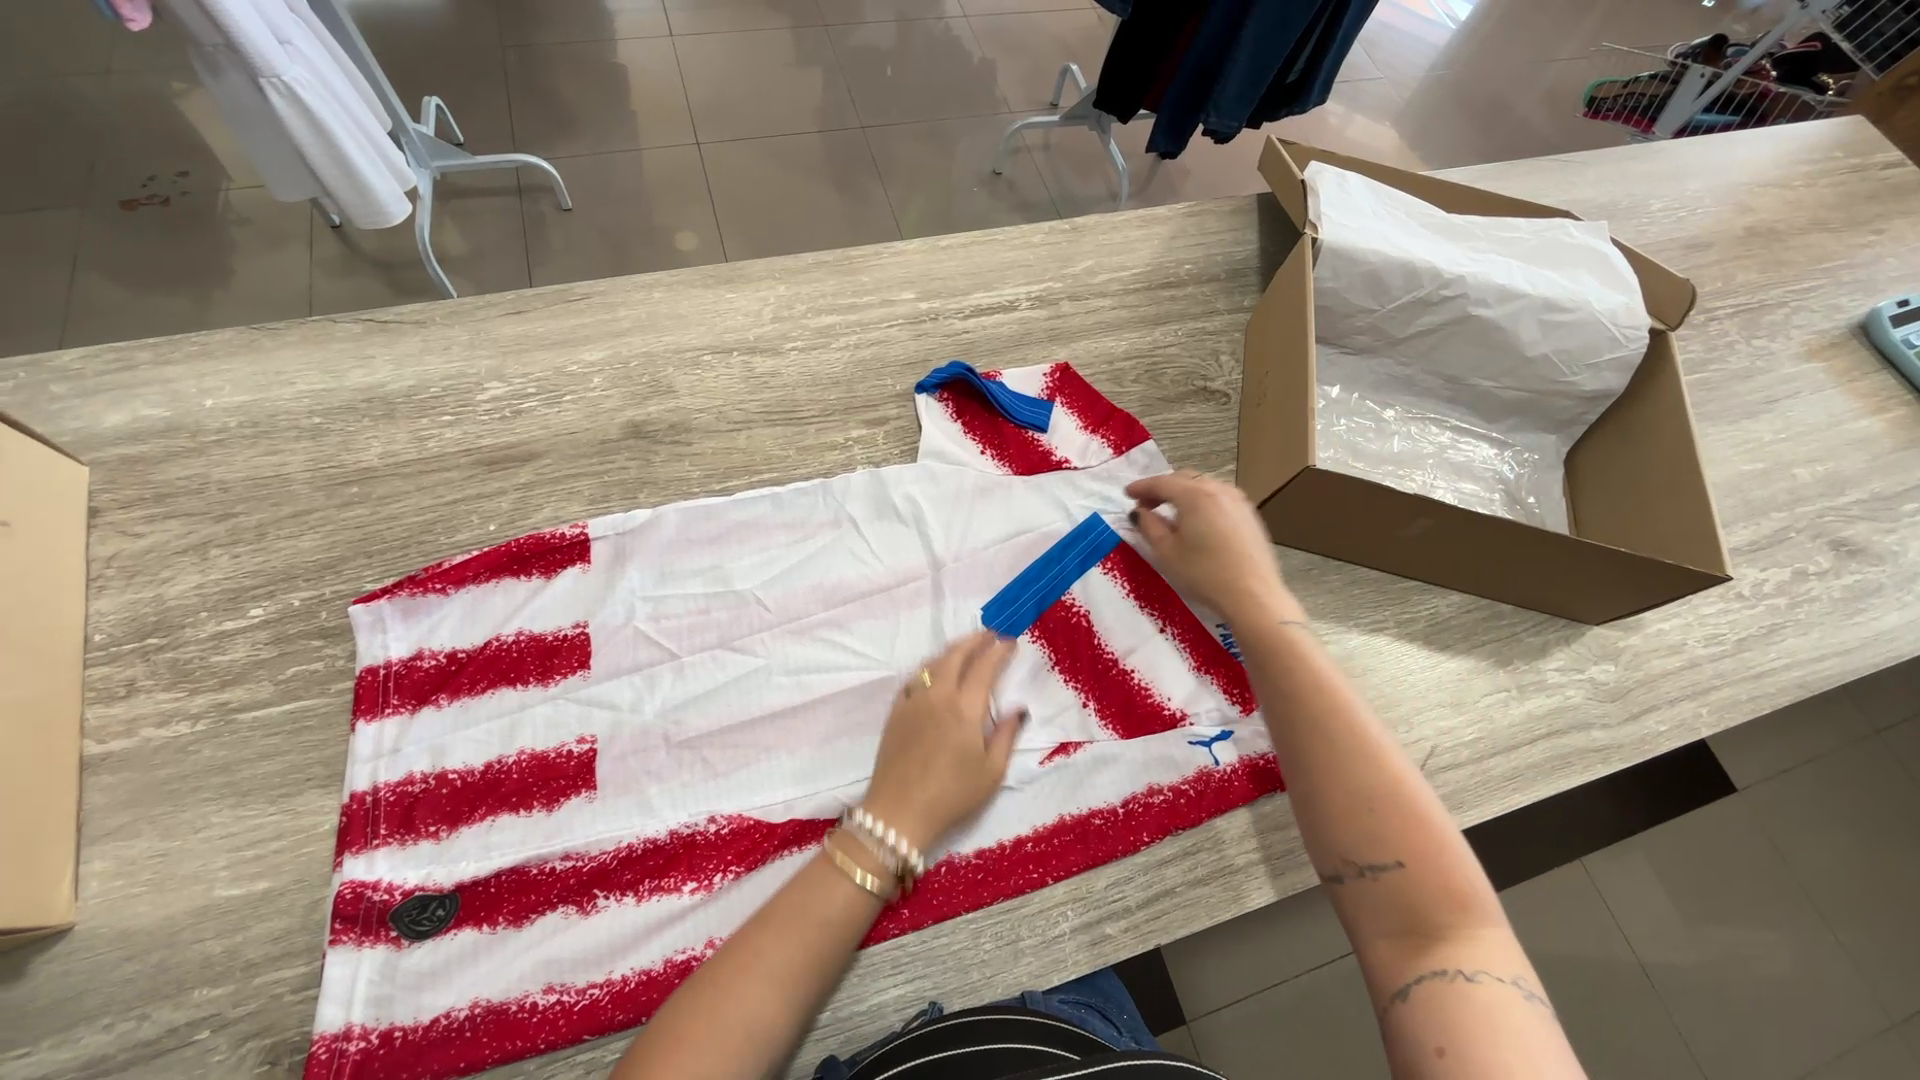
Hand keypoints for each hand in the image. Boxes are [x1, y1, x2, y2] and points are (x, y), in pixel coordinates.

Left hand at [863, 631, 1024, 851]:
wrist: (899, 812)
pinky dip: (929, 668)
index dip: (999, 650)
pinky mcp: (895, 712)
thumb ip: (1006, 736)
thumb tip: (1018, 709)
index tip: (1010, 640)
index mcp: (965, 709)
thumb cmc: (952, 796)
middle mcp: (938, 696)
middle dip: (975, 640)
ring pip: (932, 664)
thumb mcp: (991, 772)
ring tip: (966, 649)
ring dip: (952, 651)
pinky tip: (934, 674)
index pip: (985, 667)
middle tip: (990, 635)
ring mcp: (912, 701)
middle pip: (956, 655)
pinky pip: (914, 679)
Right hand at [1126, 470, 1304, 626]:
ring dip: (1183, 493)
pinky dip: (1201, 500)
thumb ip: (1149, 526)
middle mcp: (1218, 490)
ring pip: (1204, 486)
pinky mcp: (1249, 514)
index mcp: (1195, 496)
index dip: (1141, 486)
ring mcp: (1238, 500)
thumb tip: (1140, 512)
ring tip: (1169, 511)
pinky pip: (1219, 497)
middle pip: (1184, 479)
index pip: (1162, 483)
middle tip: (1145, 505)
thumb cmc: (1204, 575)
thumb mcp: (1167, 553)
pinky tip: (1196, 519)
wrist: (1253, 595)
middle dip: (1162, 488)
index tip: (1126, 493)